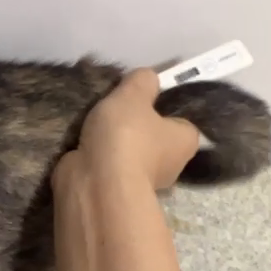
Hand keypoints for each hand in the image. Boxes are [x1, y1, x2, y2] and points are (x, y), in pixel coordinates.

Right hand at [56, 68, 200, 191]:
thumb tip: (147, 80)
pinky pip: (109, 166)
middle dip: (135, 126)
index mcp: (186, 141)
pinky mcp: (115, 190)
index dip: (161, 107)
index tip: (140, 99)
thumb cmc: (126, 136)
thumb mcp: (134, 94)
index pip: (180, 119)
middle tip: (114, 110)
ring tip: (92, 125)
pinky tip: (84, 145)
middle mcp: (171, 165)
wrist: (96, 182)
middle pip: (154, 137)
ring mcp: (142, 181)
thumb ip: (142, 80)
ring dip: (113, 143)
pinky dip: (97, 157)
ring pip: (129, 153)